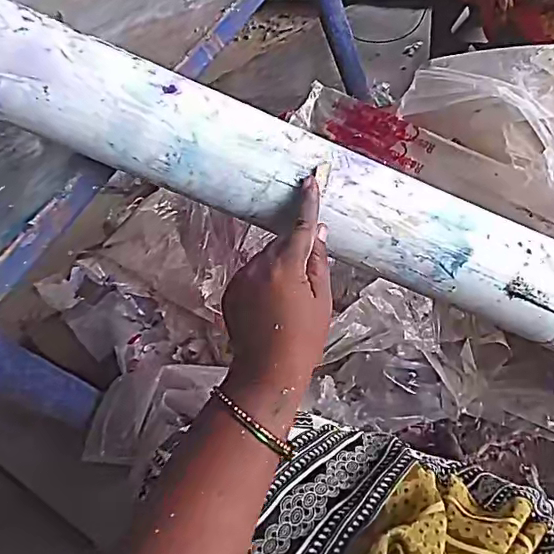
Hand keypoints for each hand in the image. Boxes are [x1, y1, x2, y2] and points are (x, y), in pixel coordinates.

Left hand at [222, 173, 332, 383]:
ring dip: (277, 269)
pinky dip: (262, 282)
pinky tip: (270, 308)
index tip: (310, 181)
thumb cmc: (303, 340)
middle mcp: (258, 265)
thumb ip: (318, 262)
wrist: (267, 371)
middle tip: (305, 284)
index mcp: (285, 265)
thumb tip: (319, 232)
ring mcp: (241, 277)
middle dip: (294, 253)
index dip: (308, 203)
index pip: (301, 226)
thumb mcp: (322, 301)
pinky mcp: (230, 290)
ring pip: (265, 259)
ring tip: (287, 304)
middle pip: (281, 244)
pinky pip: (251, 275)